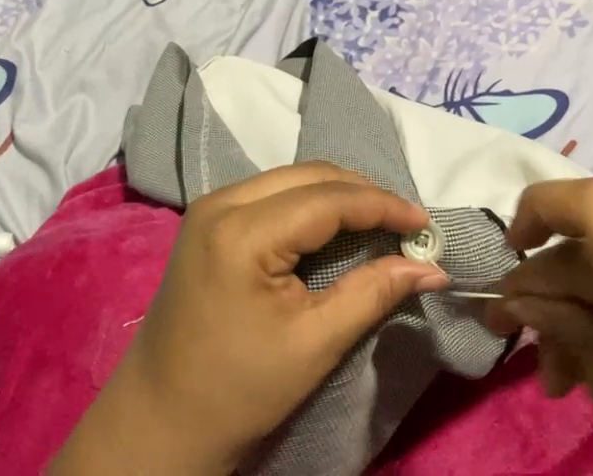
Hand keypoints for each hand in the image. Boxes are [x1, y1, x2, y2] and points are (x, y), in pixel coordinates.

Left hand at [51, 162, 448, 475]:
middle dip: (363, 193)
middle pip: (308, 176)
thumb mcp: (314, 344)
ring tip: (381, 223)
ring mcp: (209, 206)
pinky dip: (310, 203)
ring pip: (290, 178)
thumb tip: (431, 267)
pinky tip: (336, 225)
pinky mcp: (207, 219)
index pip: (327, 199)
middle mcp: (221, 202)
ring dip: (337, 194)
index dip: (382, 205)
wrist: (161, 416)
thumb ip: (372, 294)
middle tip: (407, 223)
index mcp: (241, 231)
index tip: (426, 223)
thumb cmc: (239, 389)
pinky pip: (271, 192)